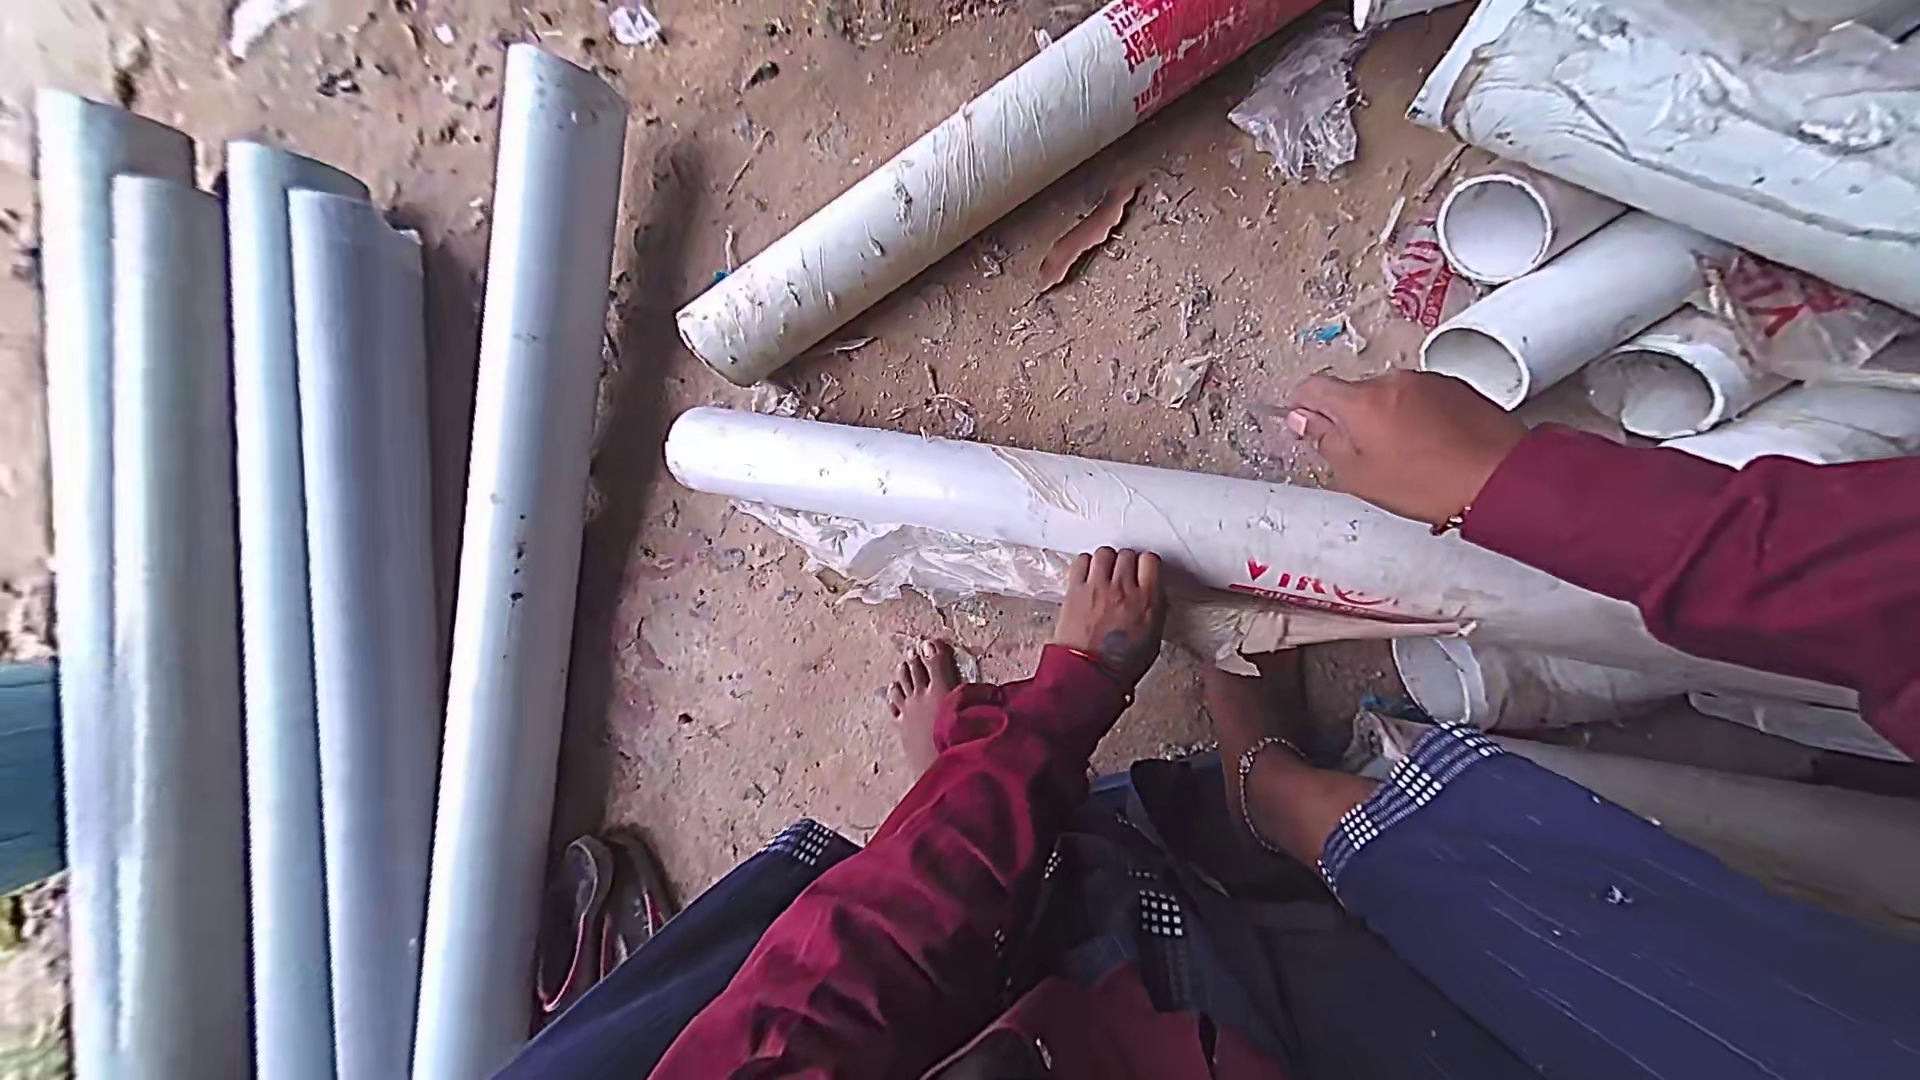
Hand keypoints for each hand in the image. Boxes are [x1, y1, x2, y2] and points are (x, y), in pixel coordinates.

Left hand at [1052, 547, 1166, 688]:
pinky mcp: (1076, 589)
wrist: (1089, 673)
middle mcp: (1124, 588)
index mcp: (1148, 600)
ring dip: (1106, 560)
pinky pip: (1082, 561)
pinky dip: (1086, 563)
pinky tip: (1088, 574)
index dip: (1146, 564)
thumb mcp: (1153, 637)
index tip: (1142, 570)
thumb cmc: (1121, 663)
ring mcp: (1098, 587)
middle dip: (1126, 562)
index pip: (1150, 560)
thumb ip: (1153, 609)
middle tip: (1122, 574)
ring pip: (1105, 553)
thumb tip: (1150, 593)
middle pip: (1127, 554)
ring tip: (1104, 572)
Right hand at [1285, 371, 1526, 526]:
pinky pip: (1415, 395)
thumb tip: (1302, 419)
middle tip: (1358, 452)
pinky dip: (1409, 413)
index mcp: (1360, 402)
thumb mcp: (1356, 472)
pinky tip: (1423, 443)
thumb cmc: (1423, 483)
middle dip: (1345, 416)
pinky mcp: (1454, 386)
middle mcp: (1391, 381)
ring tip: (1398, 450)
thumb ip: (1323, 439)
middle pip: (1350, 392)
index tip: (1305, 424)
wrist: (1500, 479)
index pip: (1312, 387)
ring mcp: (1426, 380)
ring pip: (1383, 393)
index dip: (1301, 405)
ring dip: (1380, 415)